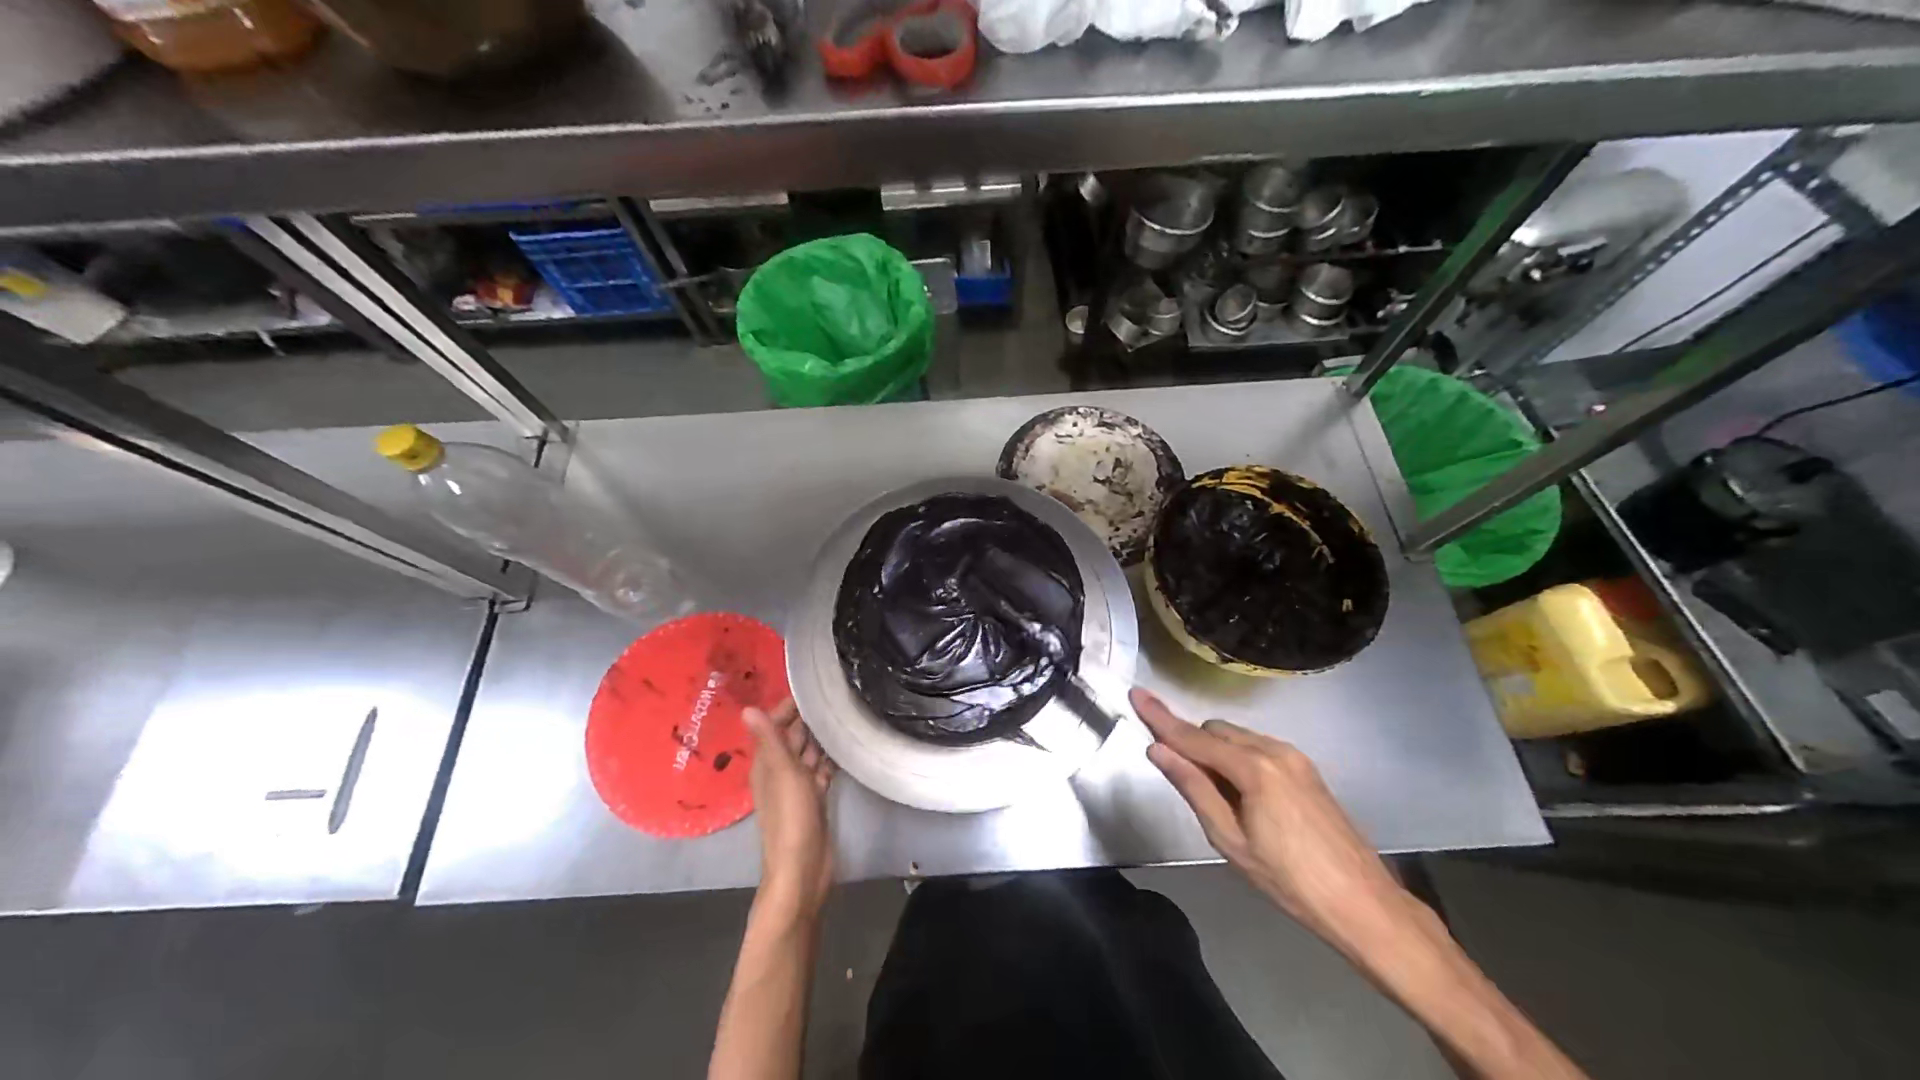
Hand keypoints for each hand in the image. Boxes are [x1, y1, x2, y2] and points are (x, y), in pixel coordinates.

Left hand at [744, 698, 834, 915]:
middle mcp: (780, 771)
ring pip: (809, 753)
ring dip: (822, 737)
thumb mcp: (782, 773)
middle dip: (809, 718)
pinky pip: (821, 771)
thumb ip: (770, 740)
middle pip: (793, 737)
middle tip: (837, 693)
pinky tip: (845, 747)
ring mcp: (798, 787)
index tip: (813, 685)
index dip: (790, 706)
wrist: (803, 869)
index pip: (776, 725)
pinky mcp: (815, 800)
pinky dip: (830, 760)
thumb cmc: (791, 818)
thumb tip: (747, 708)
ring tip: (844, 714)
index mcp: (767, 763)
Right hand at [1131, 687, 1416, 949]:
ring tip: (1211, 794)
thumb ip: (1193, 787)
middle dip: (1190, 741)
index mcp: (1254, 768)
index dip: (1161, 717)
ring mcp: (1295, 758)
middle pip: (1215, 731)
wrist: (1363, 904)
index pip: (1194, 736)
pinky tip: (1240, 794)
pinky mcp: (1307, 769)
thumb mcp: (1229, 839)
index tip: (1136, 694)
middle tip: (1174, 771)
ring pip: (1237, 737)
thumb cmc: (1288, 880)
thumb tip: (1158, 749)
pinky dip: (1237, 758)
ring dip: (1214, 750)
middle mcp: (1275, 750)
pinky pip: (1258, 749)